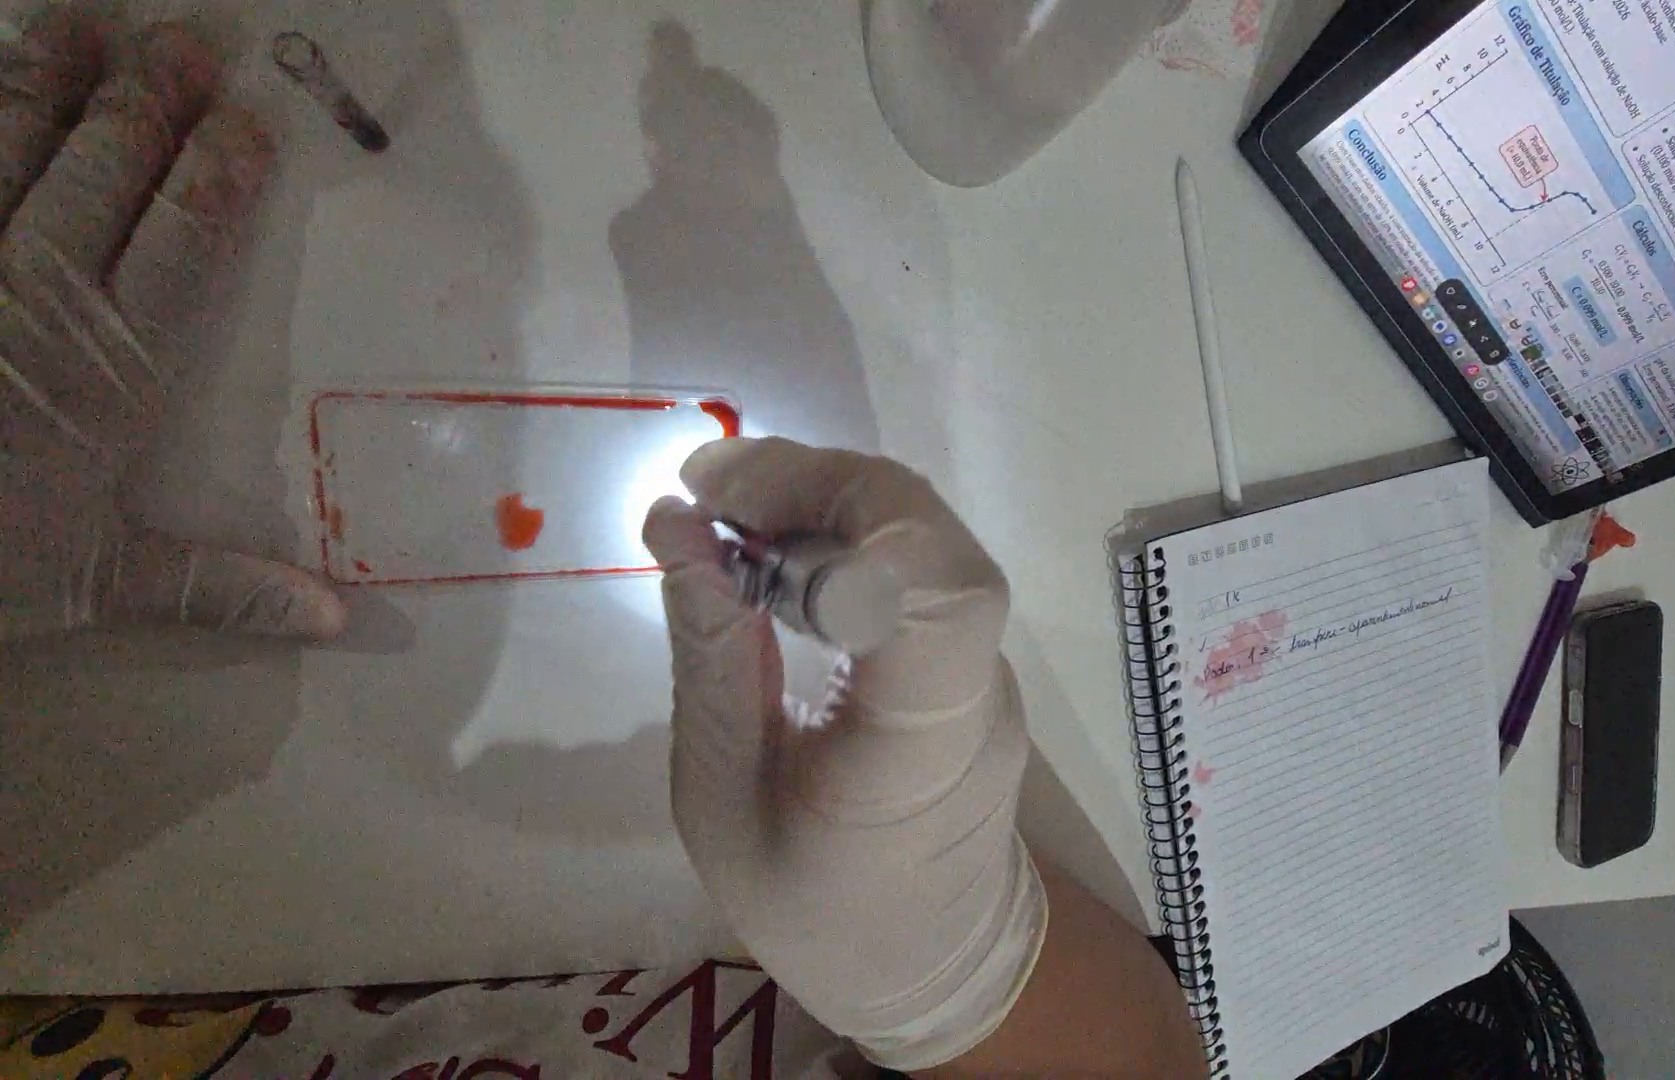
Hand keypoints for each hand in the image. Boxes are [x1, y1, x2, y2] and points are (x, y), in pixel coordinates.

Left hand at [0, 12, 343, 640]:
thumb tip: (342, 619)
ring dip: (41, 84)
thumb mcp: (97, 586)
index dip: (214, 182)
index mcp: (100, 363)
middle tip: (181, 41)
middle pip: (97, 181)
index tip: (246, 121)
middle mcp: (21, 295)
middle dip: (144, 108)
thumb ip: (222, 590)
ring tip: (79, 24)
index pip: (178, 249)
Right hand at [644, 438, 1044, 1071]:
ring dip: (831, 498)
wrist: (940, 955)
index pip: (933, 598)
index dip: (841, 520)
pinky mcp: (977, 656)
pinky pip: (925, 564)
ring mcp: (991, 665)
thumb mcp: (723, 799)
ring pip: (933, 538)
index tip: (717, 498)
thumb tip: (677, 524)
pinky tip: (787, 543)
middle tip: (710, 484)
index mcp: (918, 748)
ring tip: (735, 508)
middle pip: (935, 543)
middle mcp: (979, 688)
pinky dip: (851, 530)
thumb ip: (710, 657)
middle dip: (820, 486)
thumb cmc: (820, 907)